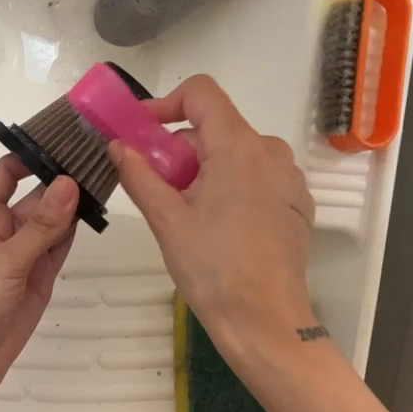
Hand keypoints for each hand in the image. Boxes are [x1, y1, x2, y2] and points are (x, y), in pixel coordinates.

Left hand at [0, 155, 78, 394]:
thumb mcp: (5, 263)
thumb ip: (40, 227)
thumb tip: (69, 184)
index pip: (7, 173)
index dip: (32, 153)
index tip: (65, 135)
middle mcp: (5, 229)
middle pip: (38, 193)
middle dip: (64, 176)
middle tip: (102, 153)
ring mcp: (25, 253)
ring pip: (54, 218)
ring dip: (75, 200)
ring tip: (109, 173)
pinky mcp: (42, 275)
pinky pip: (61, 243)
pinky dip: (77, 228)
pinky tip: (98, 208)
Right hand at [108, 75, 318, 354]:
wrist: (264, 318)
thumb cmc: (211, 267)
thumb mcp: (165, 219)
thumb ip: (139, 174)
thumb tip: (117, 146)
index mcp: (238, 147)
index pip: (201, 93)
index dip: (164, 104)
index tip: (139, 133)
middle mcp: (270, 151)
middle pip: (215, 128)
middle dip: (178, 151)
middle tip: (153, 189)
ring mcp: (288, 178)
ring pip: (234, 155)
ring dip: (201, 171)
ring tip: (182, 215)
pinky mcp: (295, 203)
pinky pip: (254, 178)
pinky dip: (228, 188)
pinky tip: (215, 228)